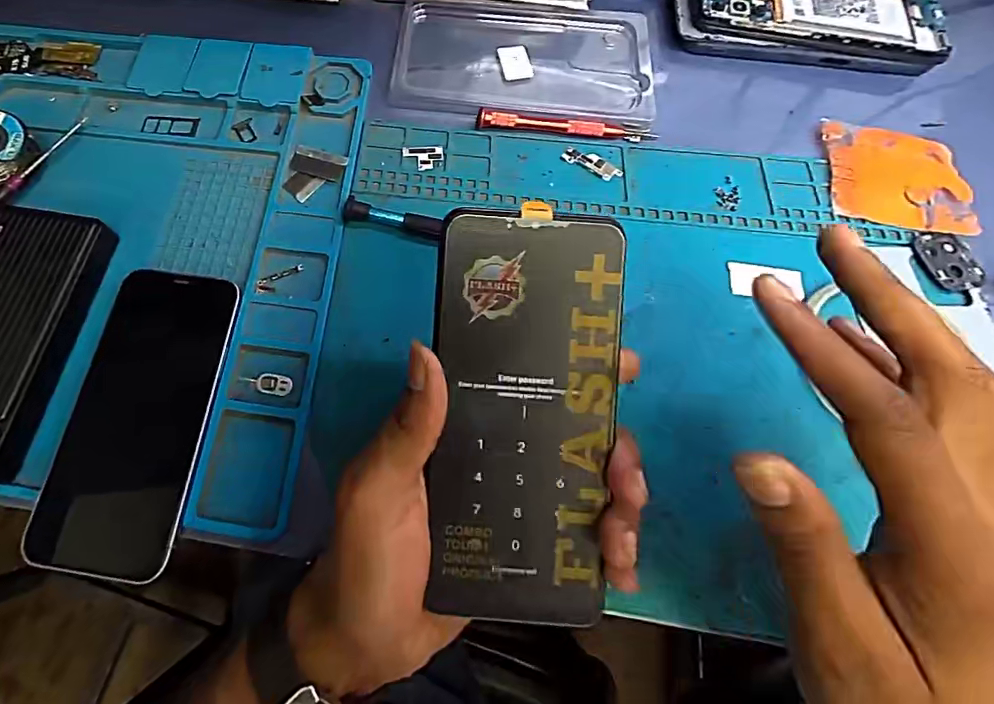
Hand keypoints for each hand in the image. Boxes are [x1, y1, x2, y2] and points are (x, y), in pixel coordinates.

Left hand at [288, 342, 645, 696]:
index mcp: (461, 428)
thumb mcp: (378, 487)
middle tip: (626, 477)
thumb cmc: (366, 556)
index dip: (573, 370)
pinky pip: (581, 538)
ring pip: (587, 483)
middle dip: (614, 447)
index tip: (621, 365)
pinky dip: (612, 547)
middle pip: (572, 434)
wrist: (372, 645)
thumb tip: (424, 349)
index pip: (520, 383)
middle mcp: (495, 455)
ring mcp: (517, 502)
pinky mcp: (530, 549)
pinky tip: (622, 569)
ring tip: (621, 536)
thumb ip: (407, 427)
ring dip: (622, 500)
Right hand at [742, 224, 993, 703]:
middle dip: (891, 297)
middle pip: (952, 375)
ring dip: (902, 317)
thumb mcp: (841, 643)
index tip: (768, 294)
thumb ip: (803, 547)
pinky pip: (946, 409)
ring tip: (842, 272)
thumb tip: (755, 457)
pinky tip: (856, 345)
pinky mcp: (975, 504)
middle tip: (833, 241)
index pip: (886, 414)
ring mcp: (992, 501)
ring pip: (960, 384)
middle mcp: (991, 504)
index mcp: (957, 539)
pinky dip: (901, 359)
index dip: (821, 348)